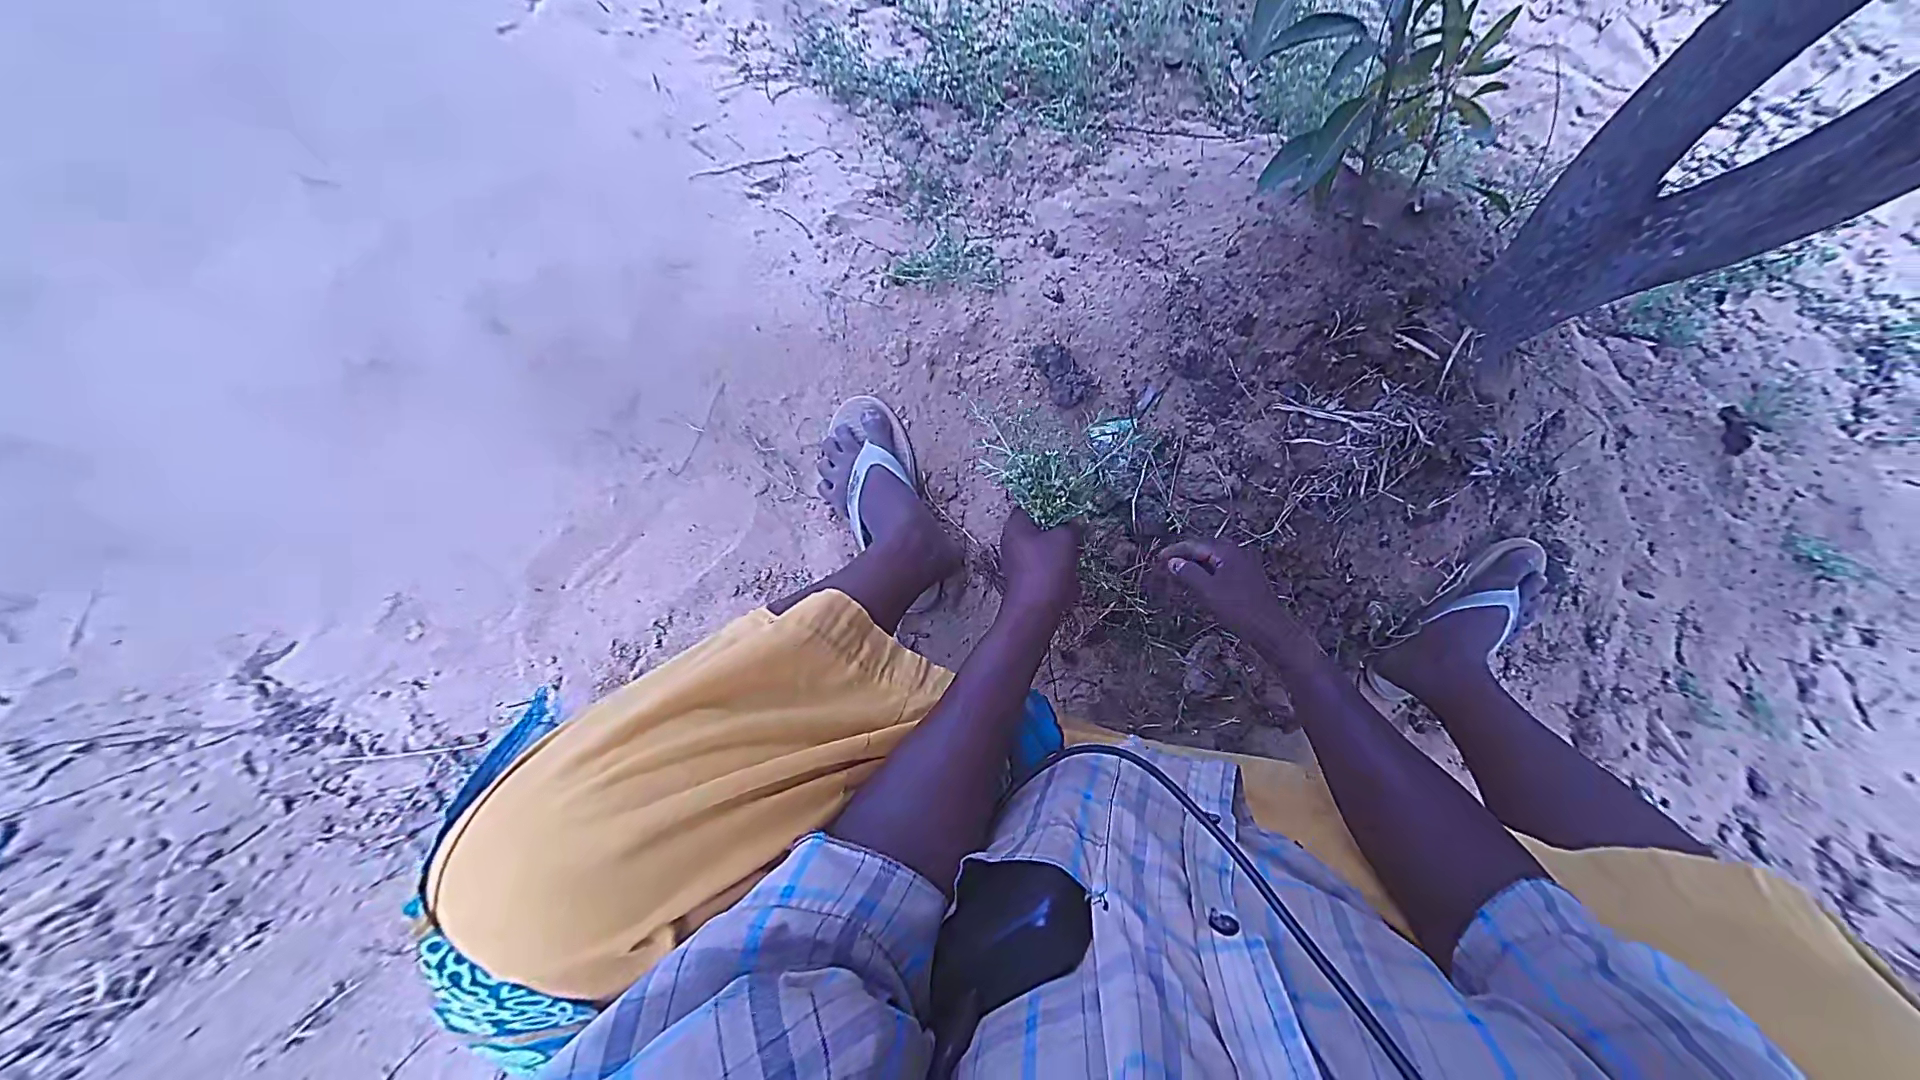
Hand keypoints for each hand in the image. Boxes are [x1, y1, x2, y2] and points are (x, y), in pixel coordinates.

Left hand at [999, 509, 1080, 618]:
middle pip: (1037, 526)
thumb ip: (1071, 525)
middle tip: (1077, 530)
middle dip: (1058, 528)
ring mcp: (1015, 560)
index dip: (1052, 502)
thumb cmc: (1047, 568)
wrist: (1035, 611)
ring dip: (1060, 548)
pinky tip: (1069, 571)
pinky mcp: (1023, 577)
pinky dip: (1055, 565)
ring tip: (1077, 551)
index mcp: (1015, 525)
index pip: (1031, 504)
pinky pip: (1042, 563)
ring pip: (1042, 546)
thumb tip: (1075, 522)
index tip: (1070, 507)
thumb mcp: (1065, 538)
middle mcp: (1010, 540)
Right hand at [1161, 538, 1296, 640]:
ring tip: (1178, 574)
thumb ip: (1188, 573)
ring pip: (1212, 560)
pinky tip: (1198, 583)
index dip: (1175, 551)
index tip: (1158, 558)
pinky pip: (1220, 569)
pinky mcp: (1246, 577)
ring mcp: (1243, 564)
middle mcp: (1236, 552)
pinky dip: (1206, 573)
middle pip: (1204, 550)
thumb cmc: (1237, 608)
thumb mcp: (1207, 590)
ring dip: (1194, 566)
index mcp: (1227, 551)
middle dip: (1184, 557)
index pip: (1194, 545)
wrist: (1268, 628)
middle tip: (1166, 566)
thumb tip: (1173, 562)